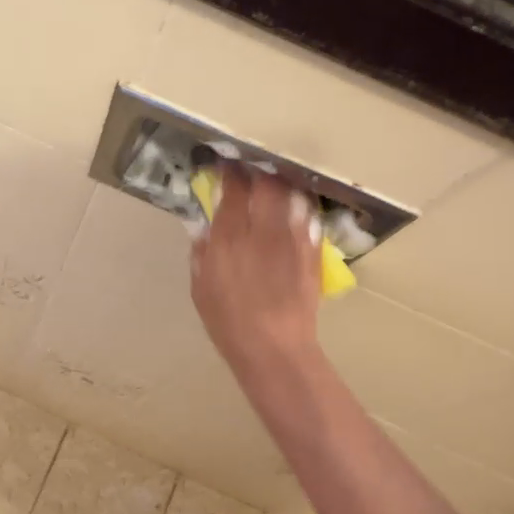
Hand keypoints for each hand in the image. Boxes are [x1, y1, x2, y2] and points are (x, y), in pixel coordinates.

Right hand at [191, 164, 322, 372]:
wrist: (273, 347)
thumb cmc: (228, 322)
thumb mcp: (201, 288)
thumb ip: (201, 252)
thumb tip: (204, 227)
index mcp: (229, 238)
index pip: (232, 190)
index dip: (230, 172)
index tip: (226, 166)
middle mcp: (262, 230)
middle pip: (267, 184)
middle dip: (259, 171)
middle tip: (253, 169)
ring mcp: (292, 239)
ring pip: (292, 194)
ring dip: (283, 182)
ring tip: (276, 179)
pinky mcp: (312, 251)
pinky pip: (309, 217)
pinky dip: (301, 206)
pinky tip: (296, 207)